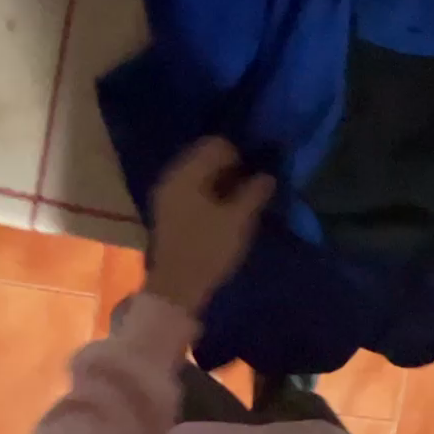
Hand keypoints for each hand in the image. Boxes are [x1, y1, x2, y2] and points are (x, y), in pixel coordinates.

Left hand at [144, 137, 275, 313]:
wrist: (176, 289)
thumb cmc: (208, 250)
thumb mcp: (239, 220)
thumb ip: (255, 192)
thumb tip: (267, 176)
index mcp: (187, 173)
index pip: (216, 144)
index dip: (240, 154)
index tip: (256, 173)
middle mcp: (172, 178)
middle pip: (203, 158)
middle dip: (229, 167)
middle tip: (251, 186)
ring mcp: (166, 197)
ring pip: (197, 176)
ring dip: (219, 183)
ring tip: (240, 201)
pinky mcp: (166, 214)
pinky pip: (190, 192)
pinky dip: (208, 195)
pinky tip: (222, 212)